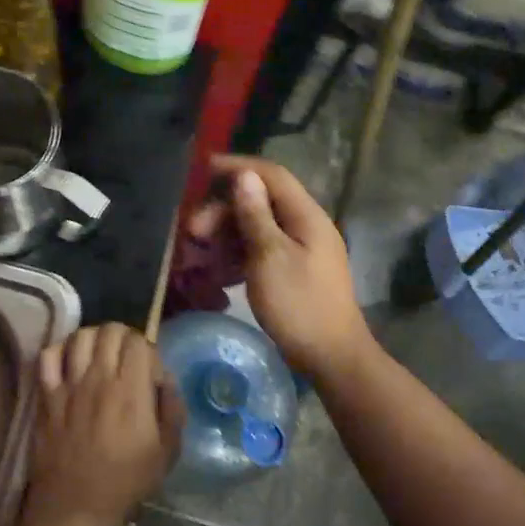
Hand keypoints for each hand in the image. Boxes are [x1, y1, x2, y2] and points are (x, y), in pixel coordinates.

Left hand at [26, 324, 182, 525]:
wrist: (77, 503)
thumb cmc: (126, 480)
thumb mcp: (167, 452)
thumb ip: (172, 409)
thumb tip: (166, 378)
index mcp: (131, 391)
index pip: (138, 342)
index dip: (148, 349)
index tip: (150, 372)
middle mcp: (99, 379)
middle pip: (110, 331)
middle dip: (123, 337)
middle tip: (126, 358)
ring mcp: (69, 385)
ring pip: (80, 336)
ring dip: (94, 338)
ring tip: (100, 354)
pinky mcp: (46, 395)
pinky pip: (48, 355)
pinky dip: (60, 350)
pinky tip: (70, 361)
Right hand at [186, 155, 372, 378]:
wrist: (332, 357)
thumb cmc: (299, 305)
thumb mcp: (269, 257)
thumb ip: (255, 215)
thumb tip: (244, 175)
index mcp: (306, 216)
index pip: (272, 175)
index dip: (238, 167)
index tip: (203, 169)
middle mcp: (306, 226)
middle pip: (260, 202)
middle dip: (223, 211)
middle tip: (193, 233)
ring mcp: (301, 250)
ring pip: (257, 228)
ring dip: (226, 235)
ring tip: (199, 255)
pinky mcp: (294, 272)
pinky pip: (261, 251)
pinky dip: (237, 256)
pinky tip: (218, 273)